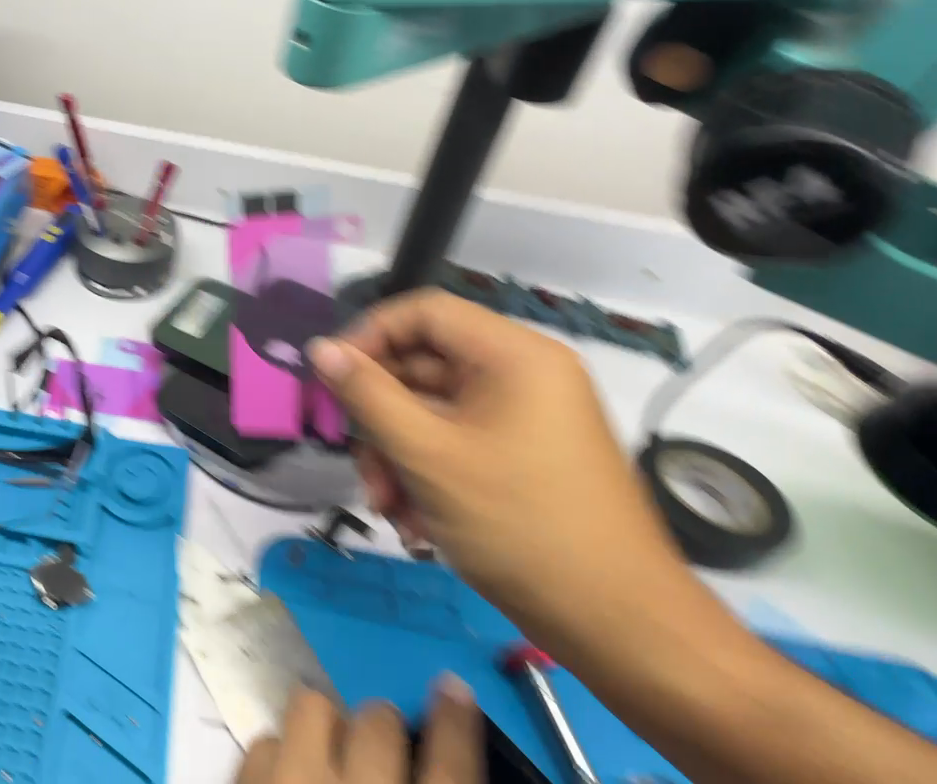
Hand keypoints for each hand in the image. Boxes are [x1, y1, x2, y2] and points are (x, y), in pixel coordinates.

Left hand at [236, 679, 481, 783]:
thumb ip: (434, 780)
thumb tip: (432, 762)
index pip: (452, 765)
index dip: (456, 723)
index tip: (454, 688)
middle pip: (377, 722)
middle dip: (379, 727)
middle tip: (375, 744)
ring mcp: (291, 782)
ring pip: (310, 709)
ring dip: (320, 728)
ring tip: (322, 752)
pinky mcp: (244, 782)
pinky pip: (261, 744)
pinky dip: (274, 759)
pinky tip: (281, 778)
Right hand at [308, 289, 693, 651]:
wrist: (616, 623)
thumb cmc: (519, 524)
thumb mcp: (427, 455)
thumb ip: (366, 395)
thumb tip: (320, 348)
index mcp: (514, 356)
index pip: (424, 312)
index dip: (368, 336)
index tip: (329, 379)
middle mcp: (524, 375)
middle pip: (422, 368)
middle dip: (380, 420)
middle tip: (362, 468)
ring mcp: (527, 418)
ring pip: (432, 413)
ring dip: (397, 457)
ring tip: (390, 509)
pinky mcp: (525, 457)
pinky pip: (456, 444)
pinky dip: (427, 476)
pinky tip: (418, 523)